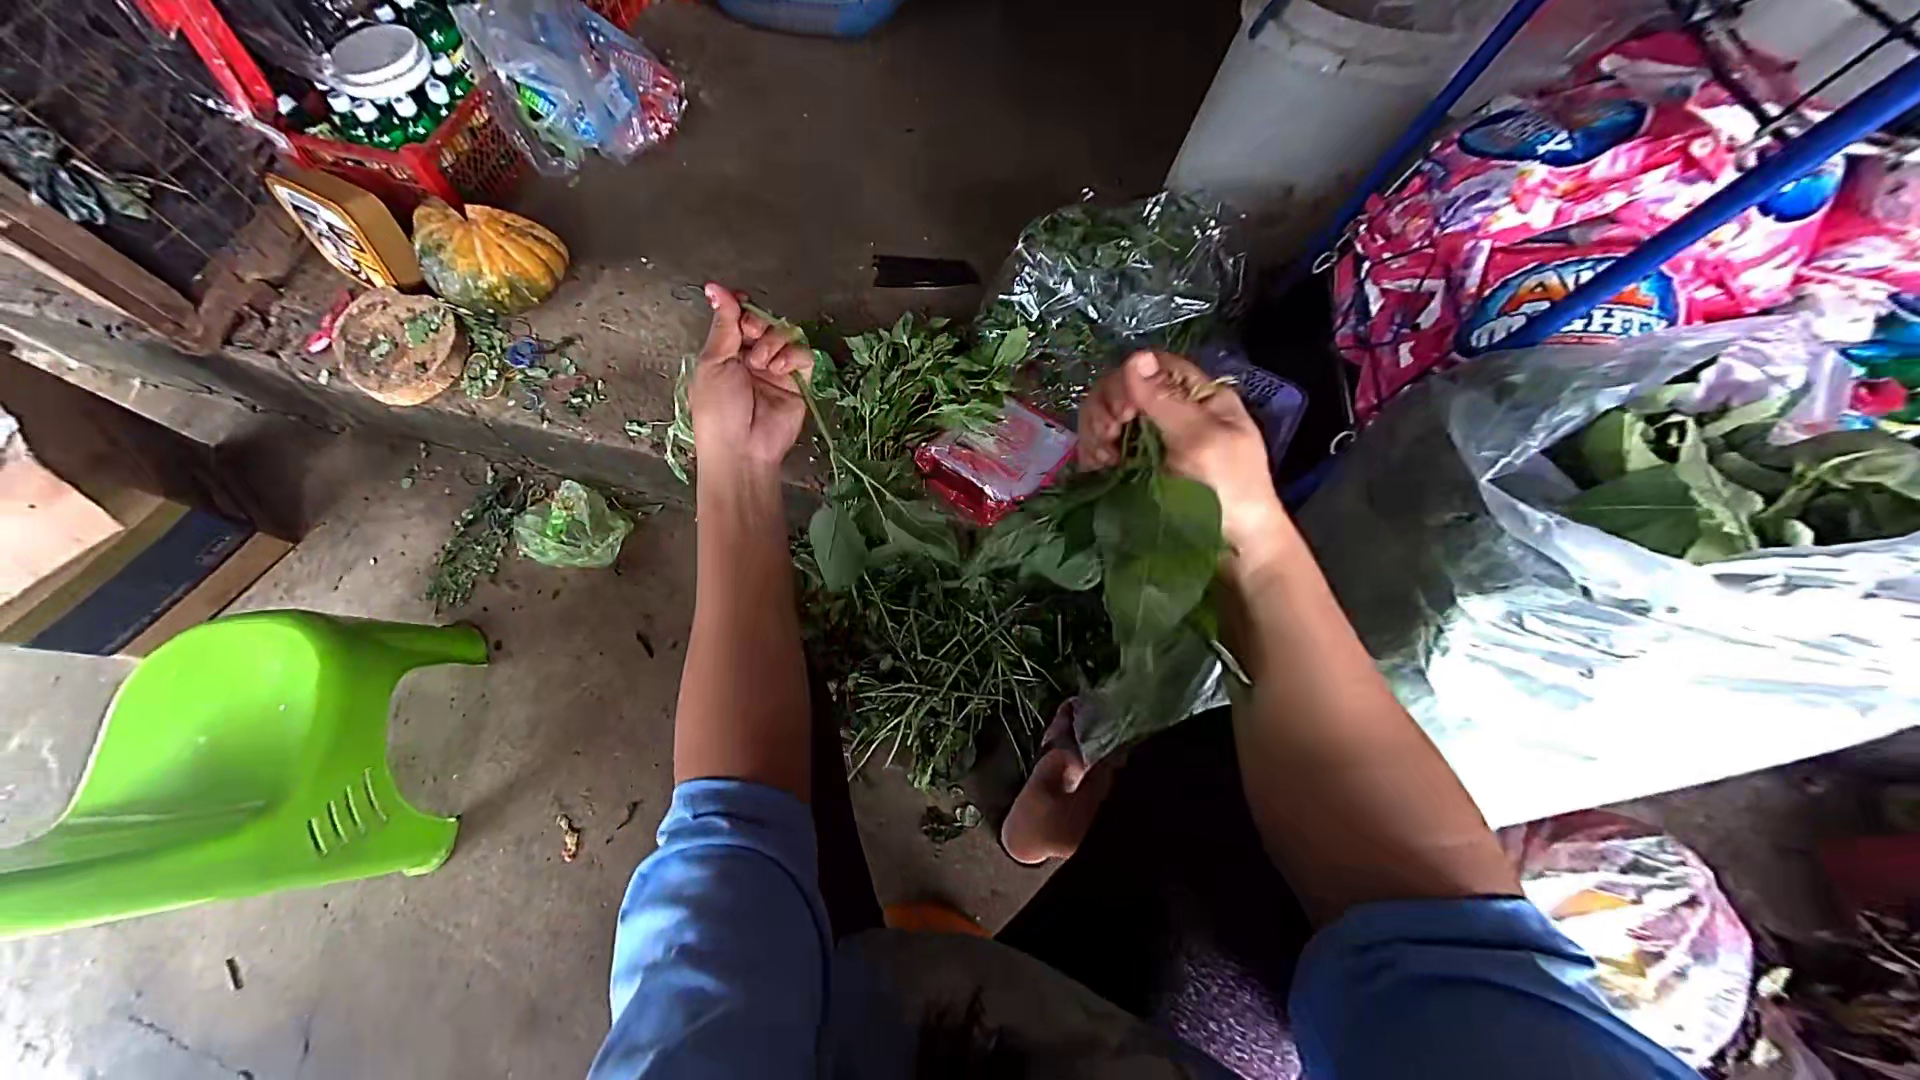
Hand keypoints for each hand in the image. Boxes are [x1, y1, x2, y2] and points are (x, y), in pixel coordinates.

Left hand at [688, 283, 814, 475]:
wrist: (742, 448)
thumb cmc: (718, 410)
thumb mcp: (713, 362)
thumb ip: (723, 325)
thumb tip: (715, 288)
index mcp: (727, 352)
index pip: (739, 317)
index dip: (741, 307)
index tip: (740, 302)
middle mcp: (753, 358)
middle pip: (764, 322)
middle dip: (758, 323)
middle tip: (751, 336)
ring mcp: (777, 370)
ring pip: (785, 335)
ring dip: (773, 342)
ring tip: (762, 363)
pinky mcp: (799, 383)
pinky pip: (804, 356)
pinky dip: (793, 356)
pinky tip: (779, 369)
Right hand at [1079, 350, 1290, 573]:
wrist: (1232, 551)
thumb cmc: (1229, 492)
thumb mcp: (1202, 440)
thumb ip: (1166, 400)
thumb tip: (1134, 358)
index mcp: (1198, 398)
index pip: (1152, 366)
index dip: (1129, 380)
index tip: (1123, 413)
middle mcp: (1169, 414)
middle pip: (1122, 389)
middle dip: (1107, 409)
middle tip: (1109, 440)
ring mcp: (1148, 442)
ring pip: (1106, 417)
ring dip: (1096, 432)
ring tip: (1104, 460)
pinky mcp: (1132, 469)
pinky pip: (1101, 447)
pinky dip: (1093, 453)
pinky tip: (1100, 469)